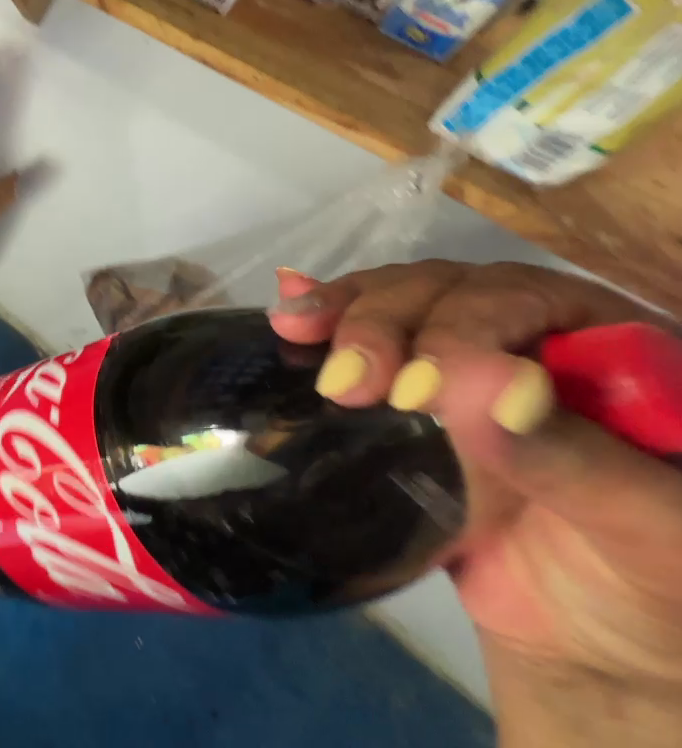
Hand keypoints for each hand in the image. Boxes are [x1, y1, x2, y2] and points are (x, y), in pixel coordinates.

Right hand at [268, 261, 681, 692]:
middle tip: (345, 384)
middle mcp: (540, 338)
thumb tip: (474, 381)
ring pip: (397, 303)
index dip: (463, 326)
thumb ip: (570, 457)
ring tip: (294, 330)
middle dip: (385, 323)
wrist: (583, 637)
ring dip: (343, 314)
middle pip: (449, 291)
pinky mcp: (404, 390)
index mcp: (621, 351)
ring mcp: (466, 363)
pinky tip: (285, 315)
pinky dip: (322, 315)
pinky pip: (364, 337)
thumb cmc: (644, 591)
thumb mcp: (642, 531)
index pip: (530, 300)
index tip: (413, 392)